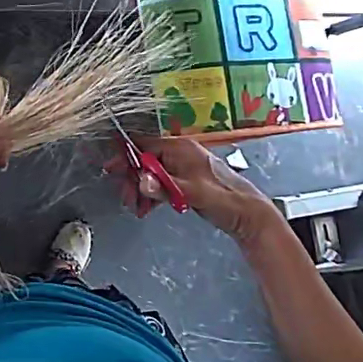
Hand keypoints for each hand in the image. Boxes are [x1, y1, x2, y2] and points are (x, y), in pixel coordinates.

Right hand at [112, 136, 281, 245]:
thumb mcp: (192, 193)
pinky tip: (147, 208)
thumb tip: (140, 181)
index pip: (143, 145)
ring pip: (150, 173)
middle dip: (132, 180)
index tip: (111, 171)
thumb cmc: (225, 199)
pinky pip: (159, 182)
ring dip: (140, 190)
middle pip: (144, 160)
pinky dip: (151, 194)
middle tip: (128, 199)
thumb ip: (165, 187)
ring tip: (138, 208)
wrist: (250, 216)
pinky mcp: (184, 180)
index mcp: (179, 148)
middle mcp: (178, 153)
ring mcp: (181, 166)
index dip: (125, 157)